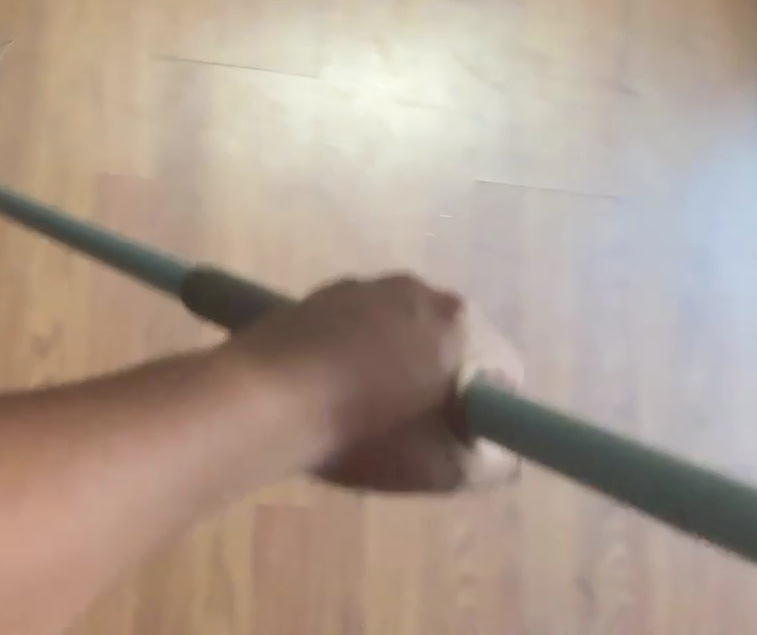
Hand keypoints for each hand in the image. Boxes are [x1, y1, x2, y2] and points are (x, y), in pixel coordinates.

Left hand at [226, 273, 522, 492]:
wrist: (258, 398)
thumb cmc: (362, 431)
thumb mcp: (451, 469)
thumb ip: (494, 458)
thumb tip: (490, 446)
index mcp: (456, 319)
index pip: (498, 369)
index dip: (483, 408)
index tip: (455, 436)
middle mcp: (407, 288)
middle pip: (443, 342)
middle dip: (436, 378)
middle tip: (410, 424)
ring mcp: (351, 287)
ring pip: (393, 332)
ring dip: (389, 361)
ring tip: (362, 406)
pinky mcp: (308, 296)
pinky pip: (349, 327)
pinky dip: (349, 350)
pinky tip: (329, 384)